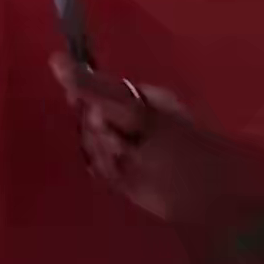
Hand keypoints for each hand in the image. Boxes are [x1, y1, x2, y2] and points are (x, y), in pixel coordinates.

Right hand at [49, 53, 263, 231]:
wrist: (208, 203)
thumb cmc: (182, 153)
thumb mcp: (138, 114)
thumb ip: (96, 90)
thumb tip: (55, 59)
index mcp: (137, 96)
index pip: (92, 85)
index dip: (84, 97)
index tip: (89, 110)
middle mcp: (127, 117)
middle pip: (86, 114)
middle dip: (97, 132)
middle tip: (119, 143)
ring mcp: (121, 145)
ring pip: (87, 140)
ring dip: (102, 153)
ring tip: (126, 161)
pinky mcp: (116, 170)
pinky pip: (93, 163)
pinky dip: (105, 170)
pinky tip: (122, 174)